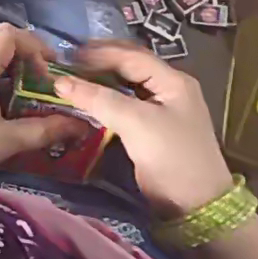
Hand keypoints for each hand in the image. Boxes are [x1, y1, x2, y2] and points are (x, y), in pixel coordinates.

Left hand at [0, 23, 87, 183]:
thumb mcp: (6, 141)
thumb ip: (44, 130)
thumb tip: (78, 125)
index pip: (9, 34)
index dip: (35, 46)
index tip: (50, 70)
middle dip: (24, 50)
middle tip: (41, 76)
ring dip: (8, 60)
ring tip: (25, 87)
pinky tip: (1, 97)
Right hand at [51, 43, 233, 217]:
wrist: (197, 205)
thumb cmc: (171, 158)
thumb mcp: (136, 124)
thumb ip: (99, 99)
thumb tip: (60, 82)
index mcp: (172, 80)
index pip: (130, 56)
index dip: (98, 53)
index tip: (66, 56)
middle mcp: (169, 88)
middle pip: (130, 66)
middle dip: (100, 61)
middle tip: (68, 62)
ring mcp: (163, 109)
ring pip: (127, 84)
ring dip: (102, 79)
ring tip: (74, 77)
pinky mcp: (154, 128)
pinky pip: (126, 103)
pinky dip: (107, 97)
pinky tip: (90, 100)